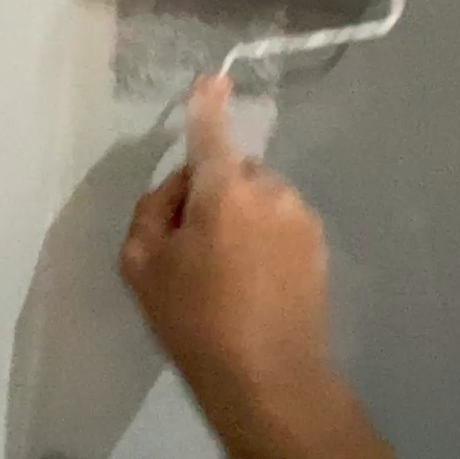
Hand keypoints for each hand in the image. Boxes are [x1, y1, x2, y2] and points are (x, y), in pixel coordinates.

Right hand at [120, 73, 332, 410]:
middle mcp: (270, 191)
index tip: (213, 78)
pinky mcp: (318, 245)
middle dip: (209, 192)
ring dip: (236, 215)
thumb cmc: (195, 320)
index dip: (207, 104)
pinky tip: (251, 282)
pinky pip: (277, 222)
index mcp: (224, 190)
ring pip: (255, 198)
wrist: (268, 380)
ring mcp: (301, 217)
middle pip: (229, 171)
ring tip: (222, 272)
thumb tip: (180, 191)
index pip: (211, 133)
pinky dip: (260, 236)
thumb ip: (153, 210)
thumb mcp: (141, 265)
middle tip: (190, 246)